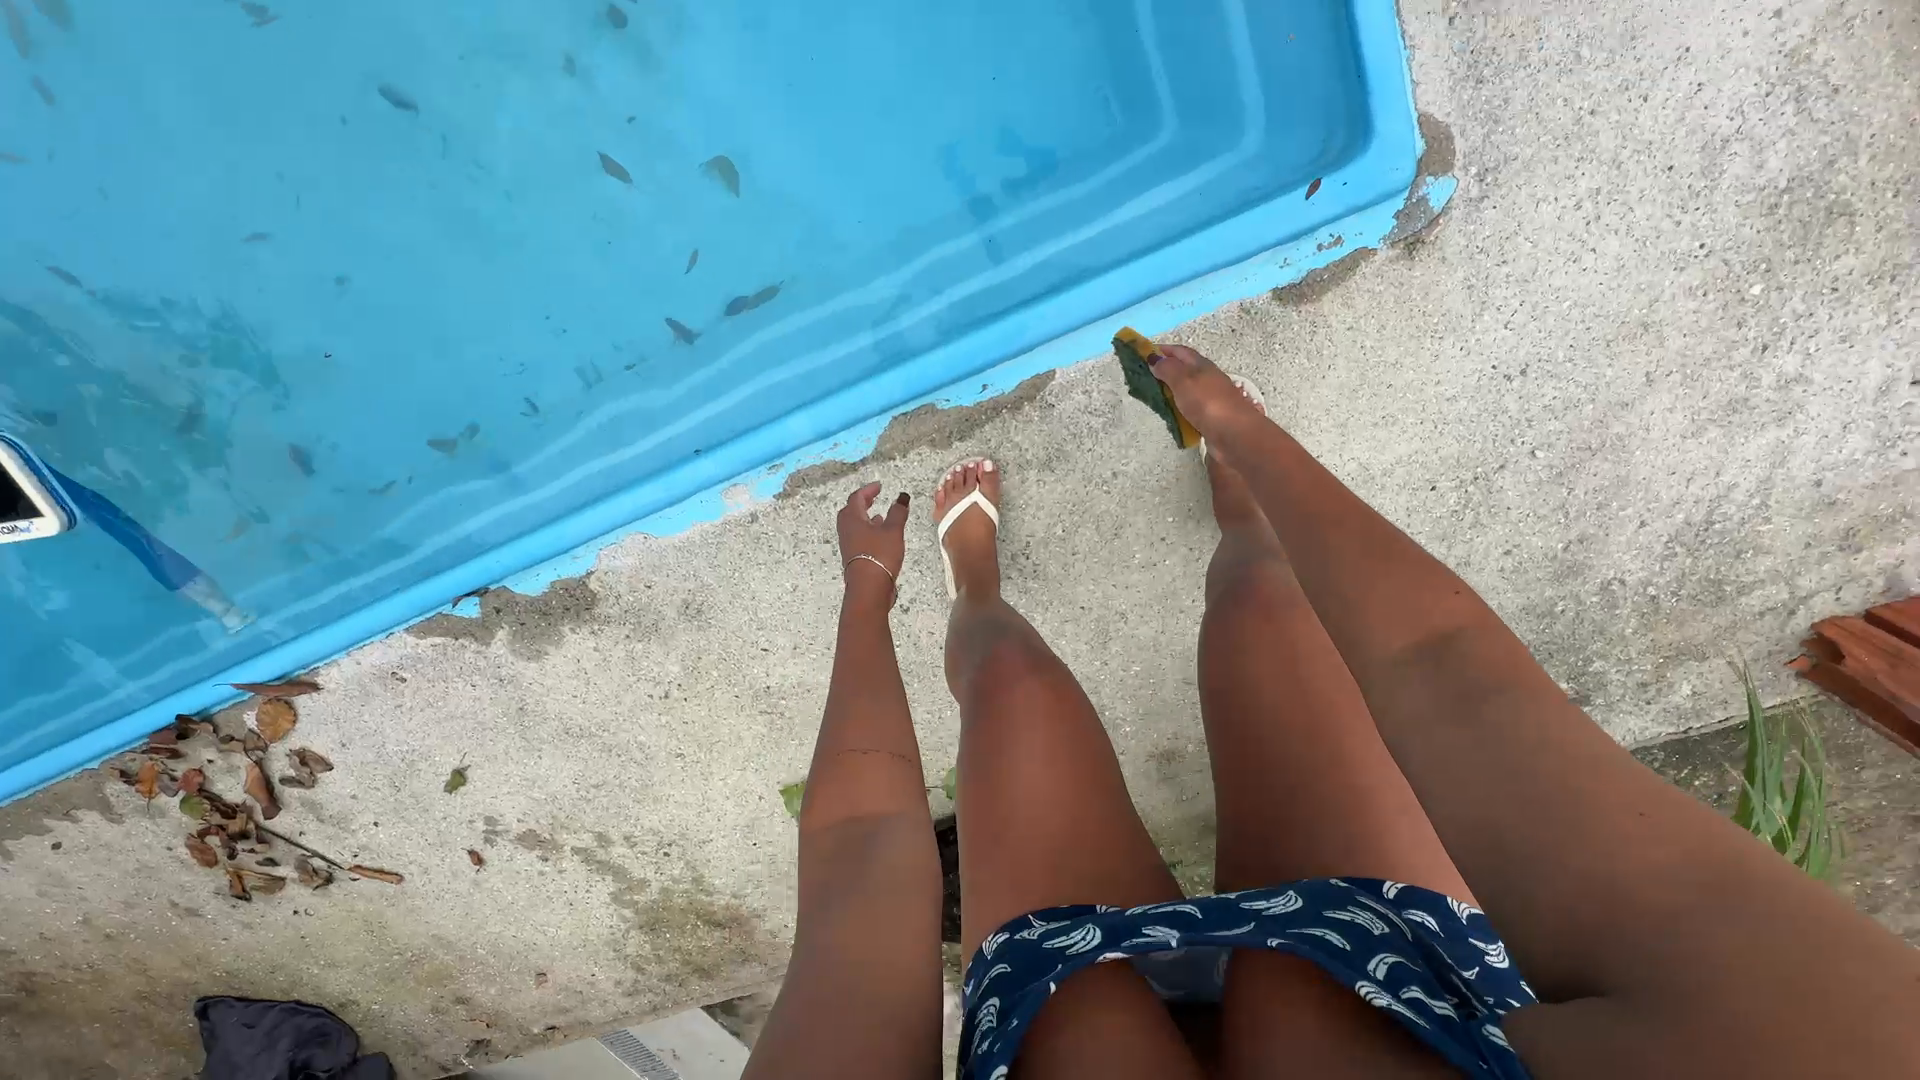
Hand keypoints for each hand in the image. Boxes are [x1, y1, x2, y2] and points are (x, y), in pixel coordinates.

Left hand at [837, 482, 908, 593]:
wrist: (869, 588)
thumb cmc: (879, 555)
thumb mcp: (893, 530)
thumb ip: (898, 512)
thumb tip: (902, 497)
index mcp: (852, 519)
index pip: (857, 498)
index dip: (868, 490)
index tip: (879, 486)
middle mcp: (846, 530)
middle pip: (851, 511)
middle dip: (863, 503)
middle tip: (874, 498)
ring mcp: (848, 545)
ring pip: (854, 526)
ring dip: (865, 518)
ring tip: (879, 516)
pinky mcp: (854, 557)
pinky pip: (858, 538)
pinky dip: (868, 531)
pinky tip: (880, 536)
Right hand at [1150, 343, 1261, 435]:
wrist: (1233, 434)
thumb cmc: (1207, 403)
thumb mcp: (1184, 381)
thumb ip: (1168, 369)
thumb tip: (1154, 359)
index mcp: (1201, 365)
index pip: (1180, 352)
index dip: (1163, 349)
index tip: (1144, 352)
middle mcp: (1207, 378)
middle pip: (1184, 369)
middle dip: (1165, 369)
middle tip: (1144, 376)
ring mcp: (1210, 398)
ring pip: (1186, 389)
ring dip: (1170, 389)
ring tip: (1153, 396)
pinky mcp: (1210, 416)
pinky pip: (1189, 407)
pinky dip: (1177, 407)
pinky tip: (1169, 414)